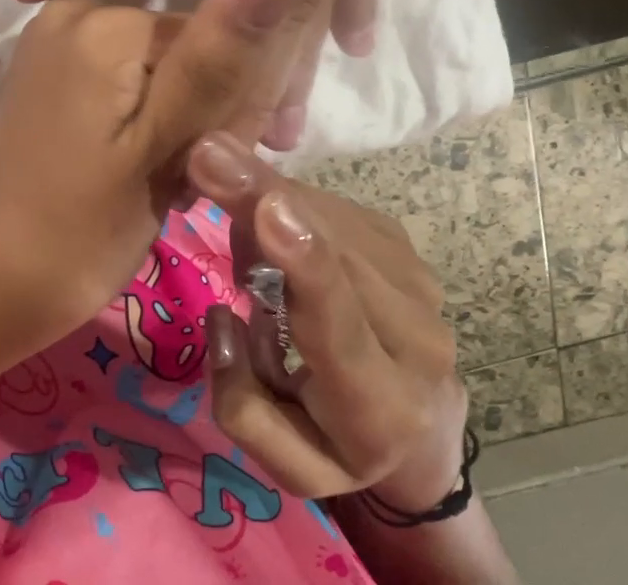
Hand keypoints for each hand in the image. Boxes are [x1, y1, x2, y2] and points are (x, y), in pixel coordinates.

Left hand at [0, 0, 325, 404]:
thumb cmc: (86, 228)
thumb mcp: (164, 146)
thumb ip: (220, 57)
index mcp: (104, 19)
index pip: (219, 35)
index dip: (233, 105)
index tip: (212, 164)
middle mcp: (71, 10)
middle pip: (184, 48)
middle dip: (198, 113)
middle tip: (175, 180)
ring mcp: (50, 40)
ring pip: (156, 68)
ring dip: (172, 122)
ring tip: (151, 179)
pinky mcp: (43, 72)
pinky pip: (118, 79)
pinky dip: (136, 120)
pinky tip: (125, 166)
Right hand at [191, 132, 466, 506]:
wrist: (422, 440)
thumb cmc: (339, 452)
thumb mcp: (287, 469)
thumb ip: (243, 407)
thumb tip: (222, 316)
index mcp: (380, 404)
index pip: (339, 326)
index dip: (304, 262)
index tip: (268, 207)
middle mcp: (416, 338)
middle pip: (334, 250)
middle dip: (264, 195)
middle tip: (204, 157)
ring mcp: (420, 288)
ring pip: (334, 217)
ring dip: (271, 199)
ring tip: (237, 230)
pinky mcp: (409, 252)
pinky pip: (339, 208)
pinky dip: (292, 204)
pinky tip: (271, 228)